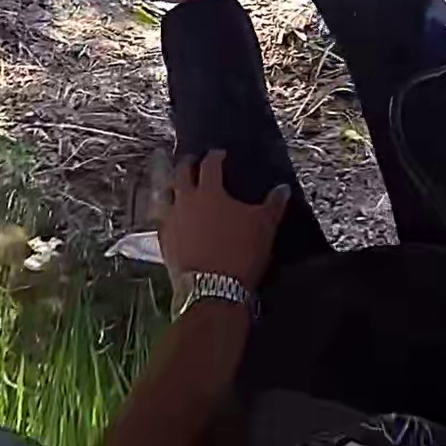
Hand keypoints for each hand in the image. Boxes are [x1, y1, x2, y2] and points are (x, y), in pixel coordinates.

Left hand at [159, 150, 288, 291]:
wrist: (212, 291)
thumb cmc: (240, 253)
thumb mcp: (263, 227)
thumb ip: (273, 205)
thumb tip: (283, 188)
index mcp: (209, 192)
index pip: (210, 164)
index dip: (215, 156)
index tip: (219, 153)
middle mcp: (186, 200)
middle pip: (182, 173)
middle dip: (188, 164)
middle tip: (194, 161)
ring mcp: (172, 220)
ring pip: (167, 194)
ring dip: (173, 186)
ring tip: (178, 184)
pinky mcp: (164, 241)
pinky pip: (161, 219)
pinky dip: (166, 213)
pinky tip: (171, 216)